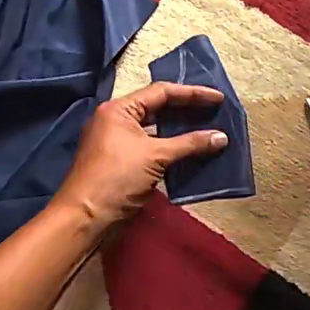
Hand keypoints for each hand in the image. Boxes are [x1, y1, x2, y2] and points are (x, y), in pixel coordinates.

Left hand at [53, 81, 228, 230]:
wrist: (87, 217)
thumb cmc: (116, 178)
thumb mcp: (155, 156)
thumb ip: (190, 144)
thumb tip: (222, 137)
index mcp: (119, 109)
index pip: (161, 92)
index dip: (192, 93)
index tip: (218, 98)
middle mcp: (117, 121)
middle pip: (158, 108)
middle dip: (187, 111)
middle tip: (216, 112)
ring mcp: (119, 143)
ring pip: (156, 130)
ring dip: (181, 131)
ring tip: (209, 130)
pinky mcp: (123, 163)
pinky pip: (153, 148)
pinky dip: (172, 148)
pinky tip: (192, 152)